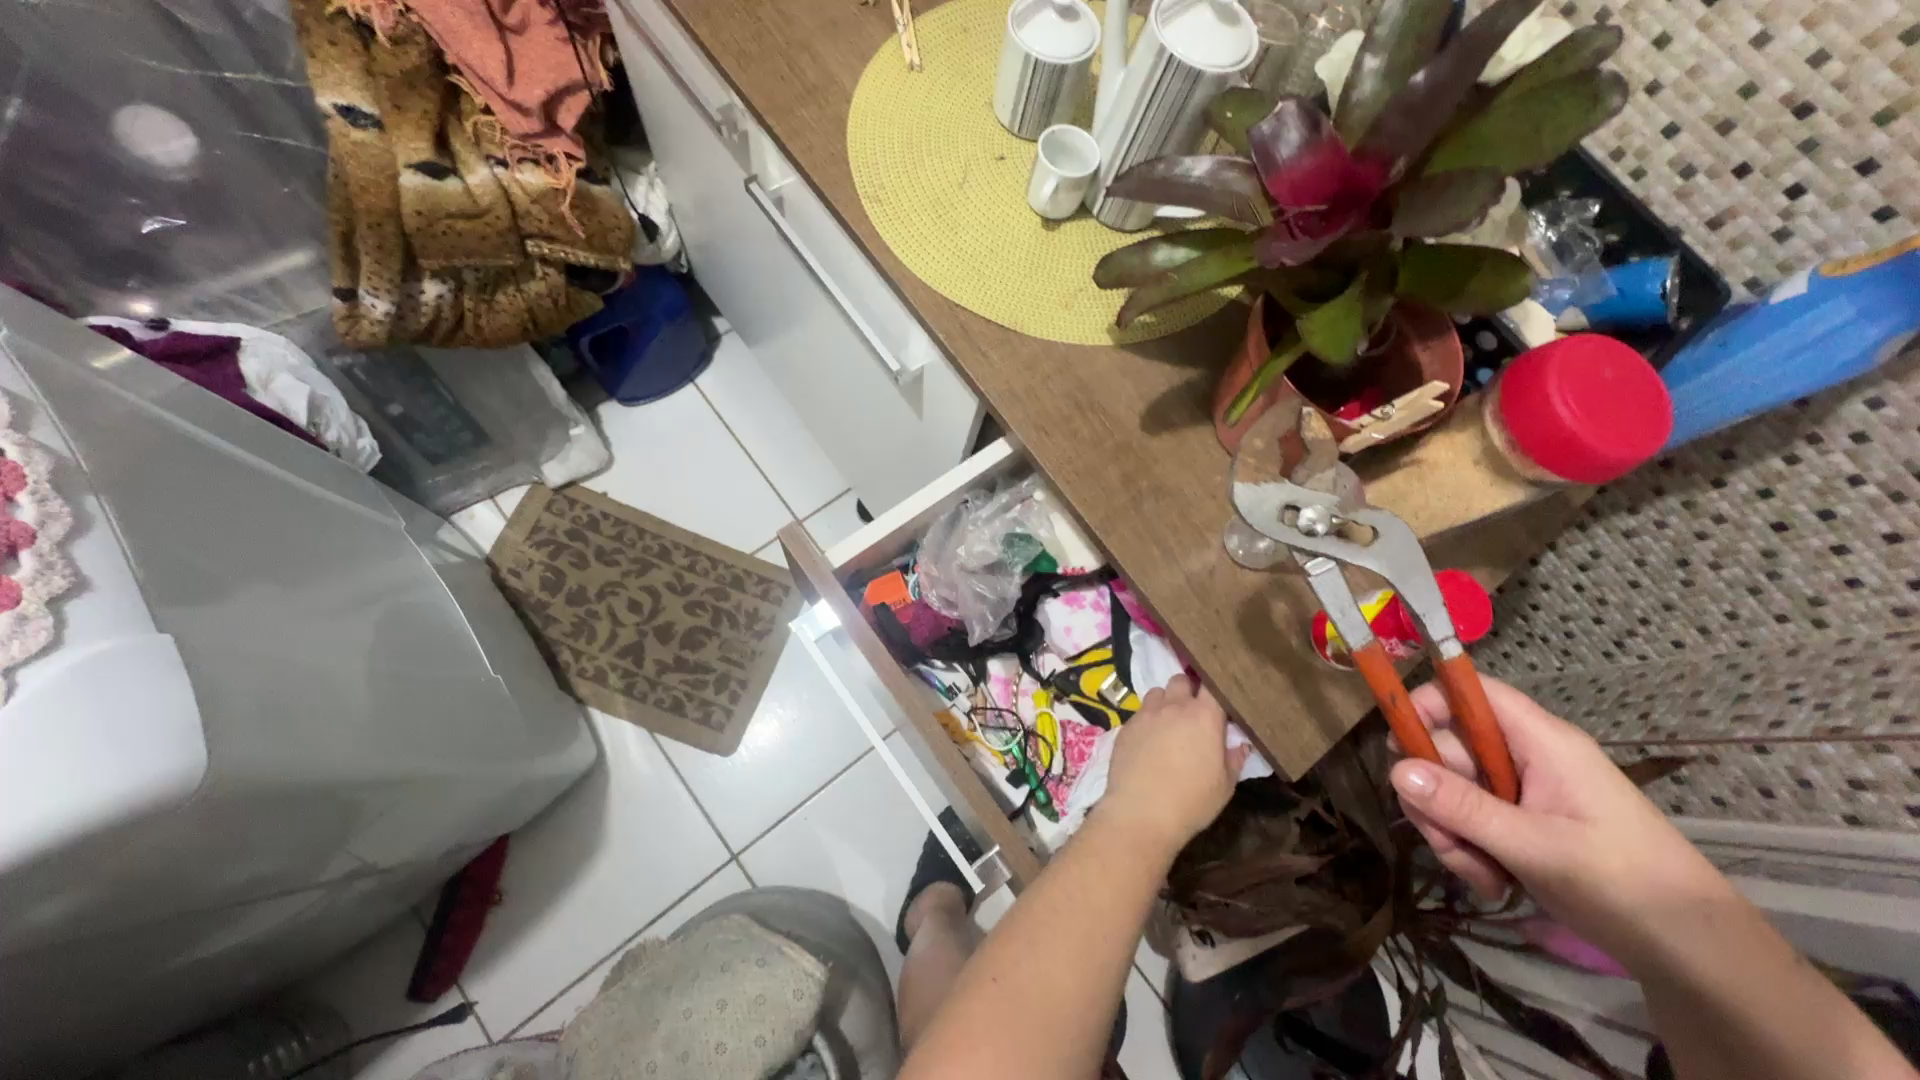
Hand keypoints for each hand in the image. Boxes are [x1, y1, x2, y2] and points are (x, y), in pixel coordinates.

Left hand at [1097, 676, 1249, 857]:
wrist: (1141, 813)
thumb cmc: (1191, 801)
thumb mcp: (1224, 785)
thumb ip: (1234, 759)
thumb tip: (1240, 745)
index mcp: (1204, 716)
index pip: (1213, 684)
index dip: (1215, 687)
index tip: (1219, 697)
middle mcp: (1174, 707)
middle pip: (1181, 680)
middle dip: (1188, 689)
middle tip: (1193, 711)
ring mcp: (1146, 715)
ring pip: (1157, 693)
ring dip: (1165, 702)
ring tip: (1168, 724)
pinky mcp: (1125, 727)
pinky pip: (1139, 713)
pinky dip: (1147, 720)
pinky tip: (1148, 742)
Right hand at [1389, 677, 1734, 971]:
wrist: (1689, 948)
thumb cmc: (1623, 882)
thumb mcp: (1537, 846)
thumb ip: (1463, 808)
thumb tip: (1394, 770)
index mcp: (1542, 743)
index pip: (1472, 693)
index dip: (1429, 704)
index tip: (1397, 745)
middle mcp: (1526, 758)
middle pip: (1449, 750)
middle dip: (1435, 797)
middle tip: (1445, 841)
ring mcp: (1522, 793)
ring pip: (1452, 792)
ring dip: (1451, 833)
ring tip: (1481, 876)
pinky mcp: (1520, 825)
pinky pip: (1469, 822)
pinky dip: (1468, 851)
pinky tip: (1491, 883)